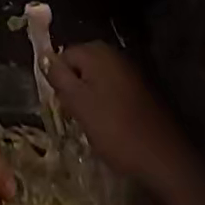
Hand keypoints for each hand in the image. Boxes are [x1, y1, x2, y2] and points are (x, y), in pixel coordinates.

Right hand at [46, 43, 193, 188]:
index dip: (58, 79)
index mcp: (96, 52)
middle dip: (73, 87)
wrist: (159, 152)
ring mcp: (127, 68)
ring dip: (89, 96)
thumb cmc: (114, 128)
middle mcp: (112, 53)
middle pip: (80, 64)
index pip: (64, 55)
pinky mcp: (137, 86)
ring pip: (95, 78)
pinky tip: (109, 123)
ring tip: (91, 123)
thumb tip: (44, 55)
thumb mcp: (79, 104)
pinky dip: (105, 101)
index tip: (61, 105)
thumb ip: (59, 77)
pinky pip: (111, 87)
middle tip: (74, 115)